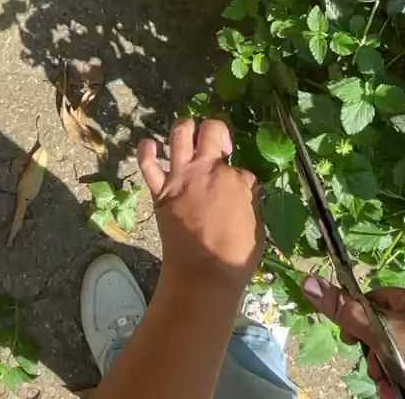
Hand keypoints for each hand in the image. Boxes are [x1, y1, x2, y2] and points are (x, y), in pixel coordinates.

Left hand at [137, 117, 261, 291]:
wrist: (203, 276)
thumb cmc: (235, 257)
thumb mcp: (257, 228)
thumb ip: (251, 203)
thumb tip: (249, 192)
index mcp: (235, 179)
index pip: (242, 168)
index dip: (243, 180)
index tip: (242, 194)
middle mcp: (207, 169)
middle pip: (212, 129)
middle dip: (218, 130)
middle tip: (220, 148)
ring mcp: (181, 176)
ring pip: (180, 133)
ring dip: (186, 127)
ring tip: (191, 135)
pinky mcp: (161, 190)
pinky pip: (147, 163)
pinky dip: (147, 150)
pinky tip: (152, 145)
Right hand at [302, 277, 404, 398]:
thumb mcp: (384, 331)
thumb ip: (346, 310)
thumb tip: (308, 280)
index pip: (376, 299)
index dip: (358, 317)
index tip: (349, 337)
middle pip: (382, 332)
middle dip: (373, 354)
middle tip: (375, 368)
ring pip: (394, 359)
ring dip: (385, 375)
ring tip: (390, 388)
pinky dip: (400, 388)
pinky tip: (399, 397)